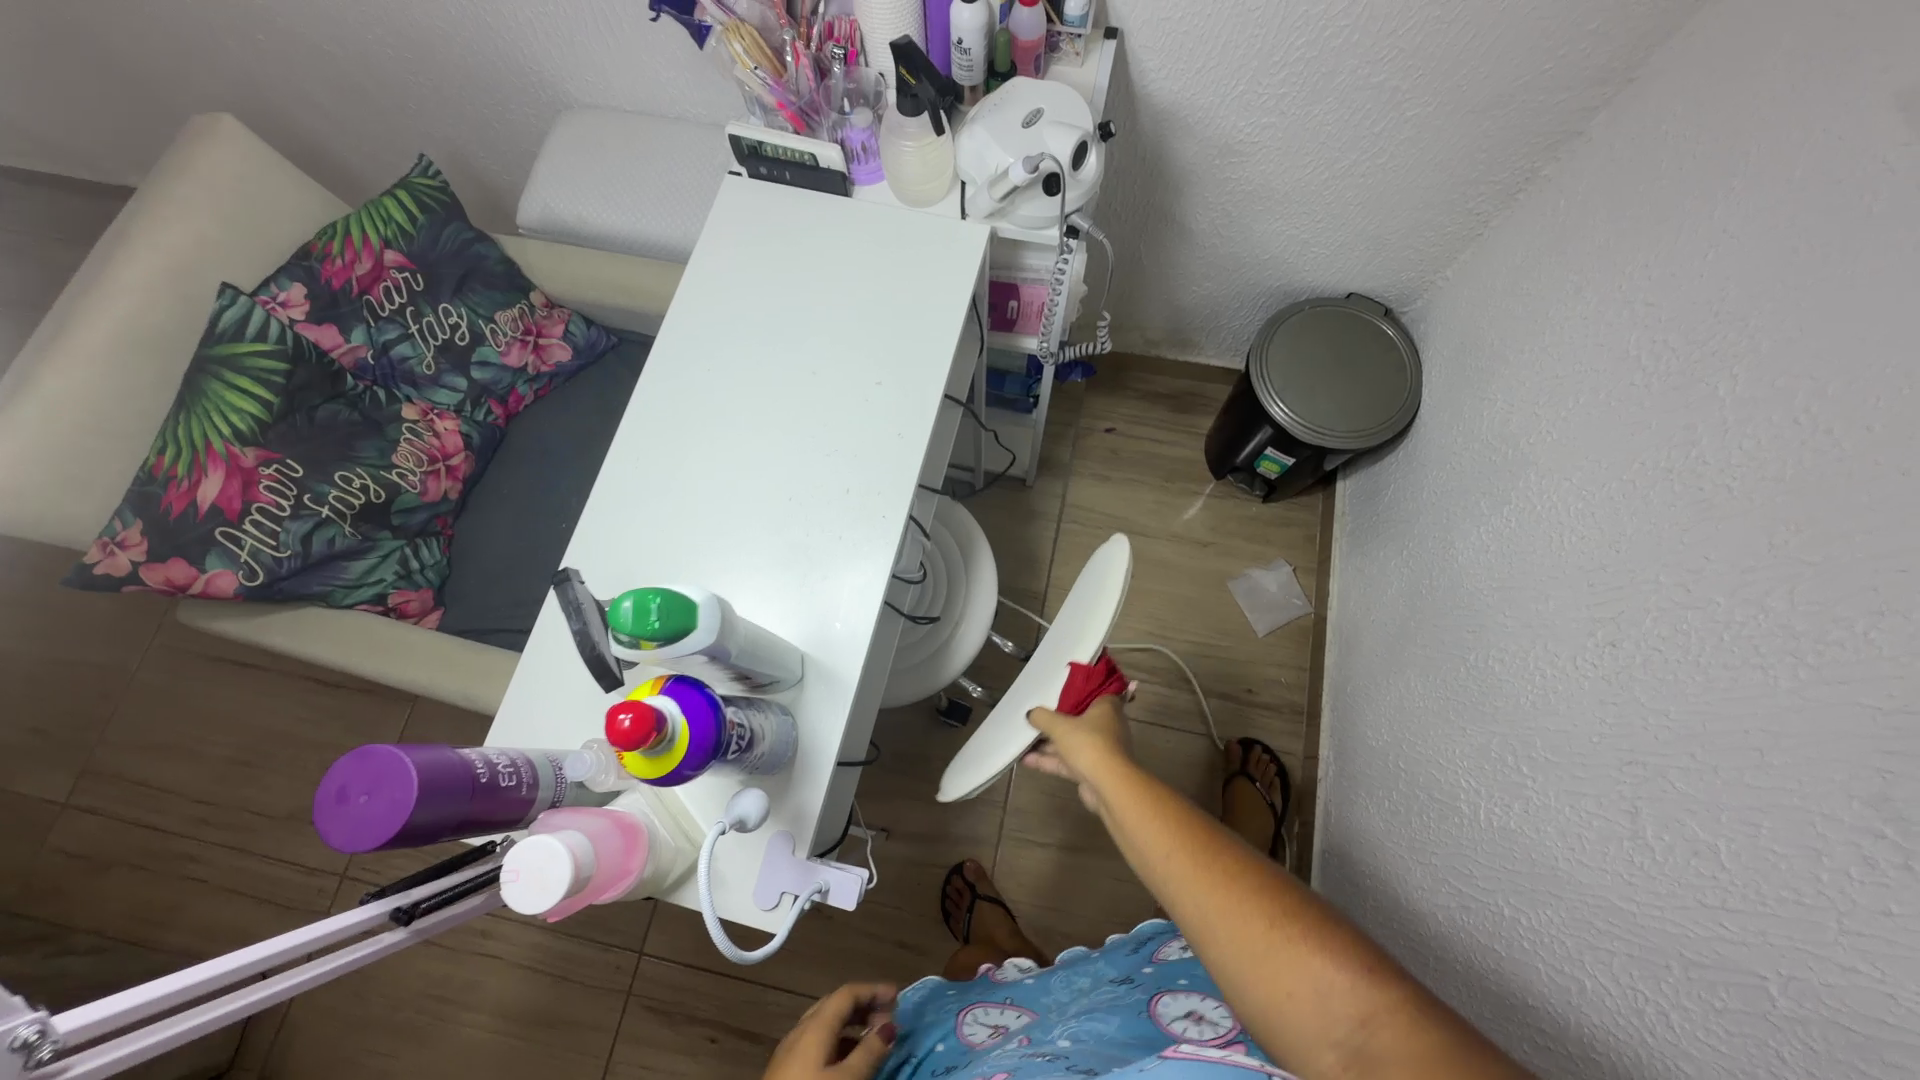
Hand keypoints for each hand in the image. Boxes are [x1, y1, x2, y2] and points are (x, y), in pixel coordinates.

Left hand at [765, 983, 897, 1079]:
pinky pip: (818, 1041)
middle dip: (863, 1005)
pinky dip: (839, 1040)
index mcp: (815, 1026)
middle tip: (888, 1016)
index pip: (847, 993)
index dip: (873, 990)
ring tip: (873, 1038)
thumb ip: (869, 1052)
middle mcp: (801, 1030)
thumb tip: (889, 1027)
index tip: (898, 996)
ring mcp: (791, 1048)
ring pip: (825, 1023)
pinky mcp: (786, 1067)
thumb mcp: (848, 1079)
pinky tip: (849, 1059)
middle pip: (835, 1005)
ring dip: (851, 1024)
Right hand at [1022, 694, 1133, 813]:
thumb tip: (1031, 713)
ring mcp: (1098, 750)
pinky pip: (1067, 761)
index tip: (1056, 692)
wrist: (1108, 786)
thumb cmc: (1089, 744)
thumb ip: (1043, 717)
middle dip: (1055, 722)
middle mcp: (1105, 727)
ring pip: (1070, 743)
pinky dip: (1049, 760)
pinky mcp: (1091, 770)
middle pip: (1077, 720)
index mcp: (1106, 708)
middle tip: (1034, 717)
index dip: (1075, 693)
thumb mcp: (1060, 726)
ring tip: (1023, 739)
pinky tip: (1026, 760)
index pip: (1092, 694)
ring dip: (1048, 744)